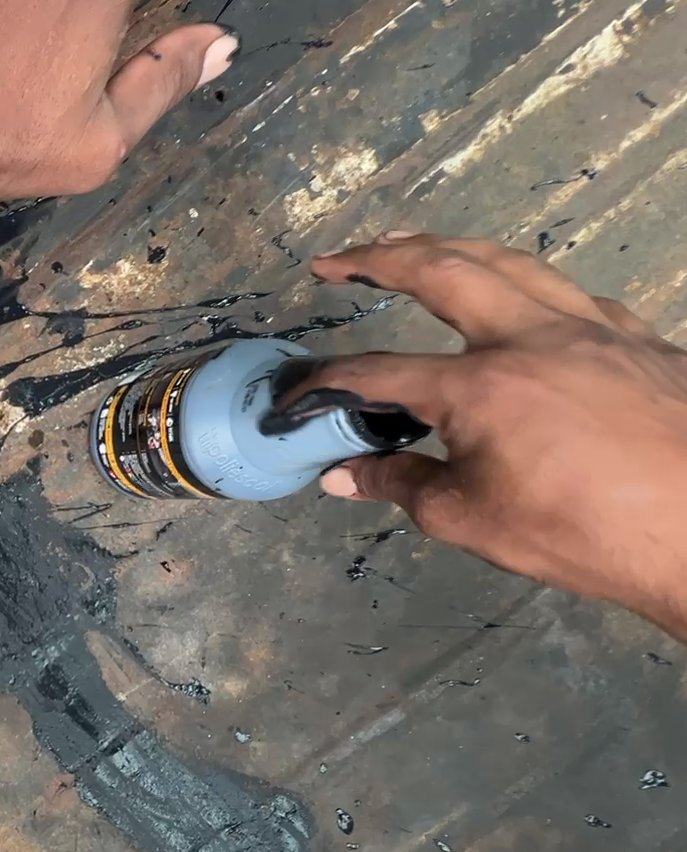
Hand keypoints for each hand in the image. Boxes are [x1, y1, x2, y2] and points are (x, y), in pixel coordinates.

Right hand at [282, 233, 686, 636]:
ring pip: (513, 265)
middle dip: (381, 260)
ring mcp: (596, 333)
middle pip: (448, 274)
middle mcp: (536, 340)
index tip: (288, 401)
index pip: (374, 374)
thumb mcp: (464, 516)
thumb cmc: (582, 531)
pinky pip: (565, 293)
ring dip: (449, 249)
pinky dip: (516, 283)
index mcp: (482, 386)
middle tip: (334, 261)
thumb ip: (397, 482)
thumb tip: (340, 476)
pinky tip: (502, 295)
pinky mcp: (638, 343)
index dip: (320, 386)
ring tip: (405, 244)